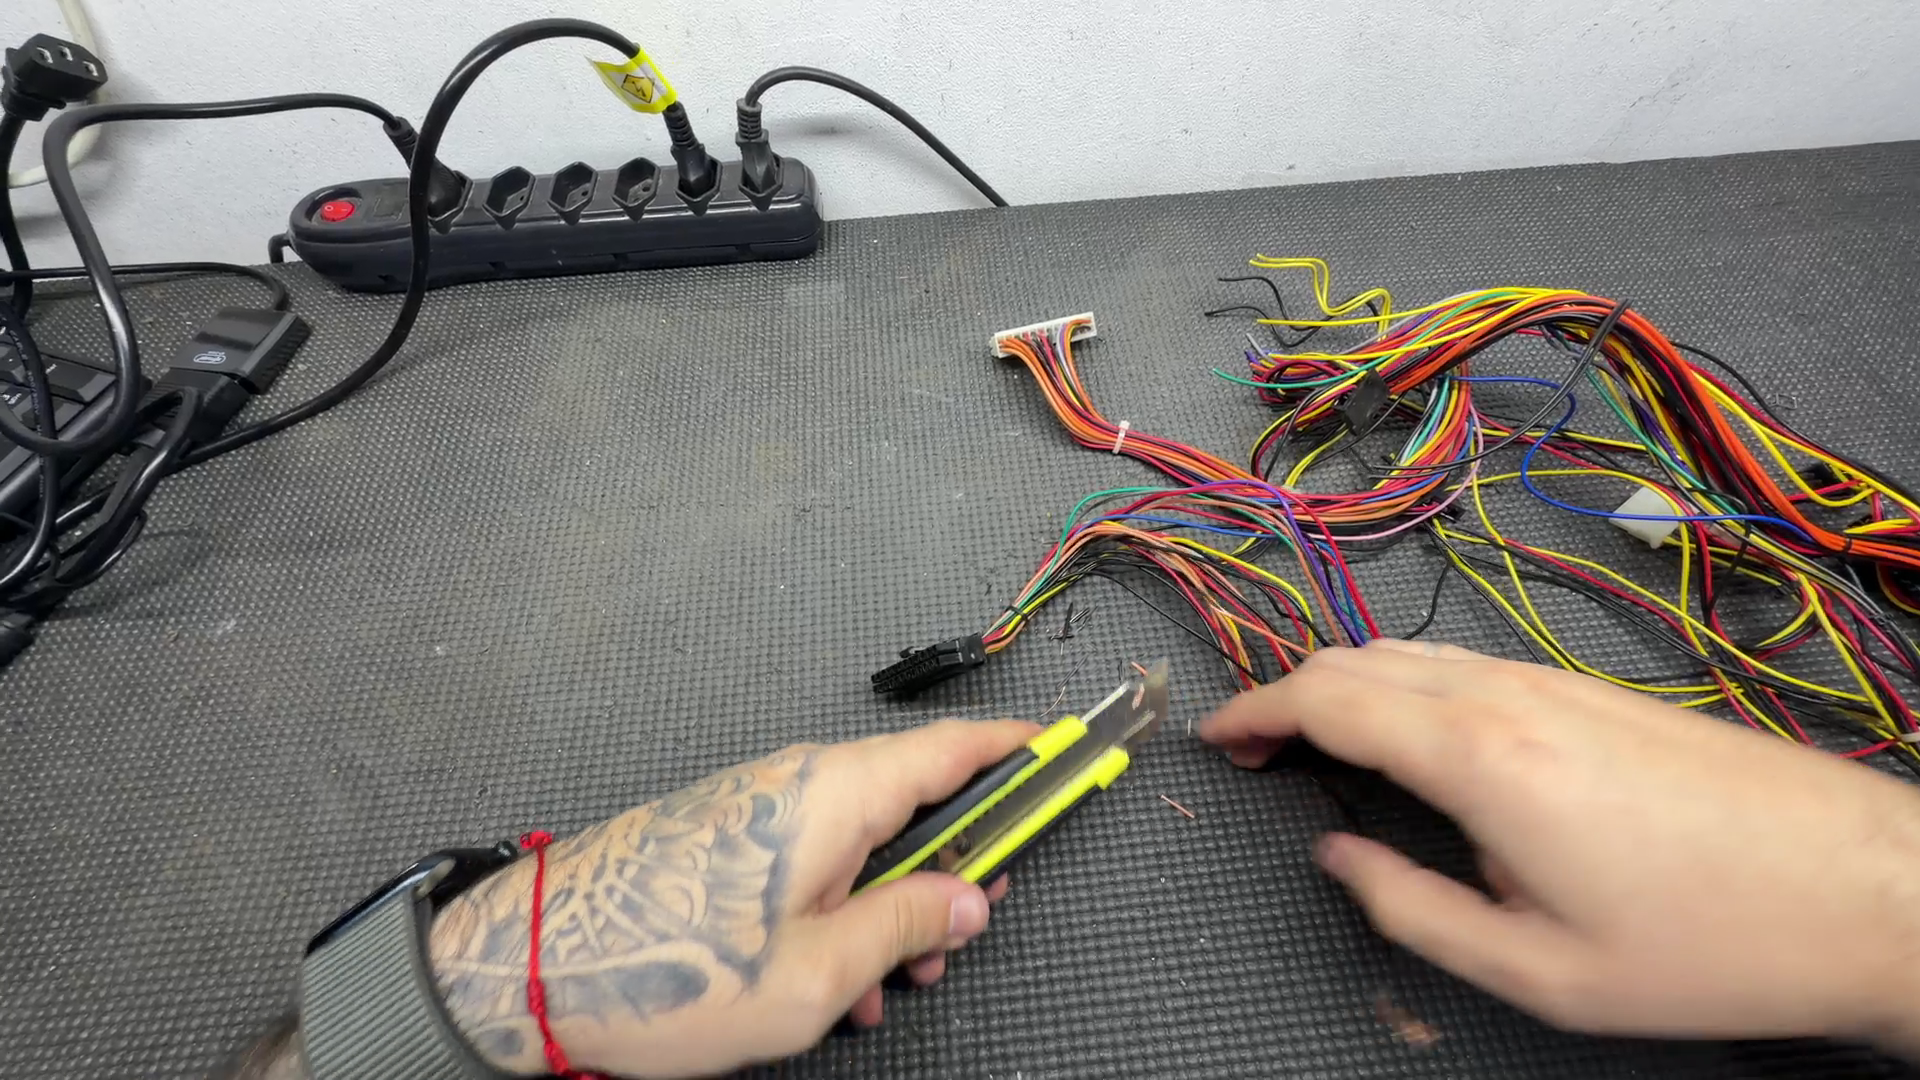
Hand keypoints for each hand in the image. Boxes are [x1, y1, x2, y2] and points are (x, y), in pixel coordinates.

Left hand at [425, 719, 1035, 1077]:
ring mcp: (778, 800)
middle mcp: (814, 778)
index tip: (1058, 747)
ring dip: (896, 899)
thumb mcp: (818, 968)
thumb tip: (969, 901)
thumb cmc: (679, 961)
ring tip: (891, 978)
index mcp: (844, 790)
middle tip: (972, 919)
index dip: (1016, 747)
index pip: (955, 747)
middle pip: (920, 797)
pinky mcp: (750, 826)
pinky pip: (826, 850)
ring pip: (871, 835)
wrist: (542, 957)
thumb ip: (908, 924)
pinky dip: (849, 901)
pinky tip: (833, 974)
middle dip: (955, 861)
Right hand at [1199, 639, 1919, 1052]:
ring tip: (1307, 740)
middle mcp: (1487, 693)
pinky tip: (1390, 728)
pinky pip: (1433, 660)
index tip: (1214, 738)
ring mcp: (1528, 676)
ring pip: (1384, 652)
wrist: (1879, 889)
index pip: (1318, 699)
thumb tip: (1334, 854)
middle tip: (1253, 751)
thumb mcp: (1537, 969)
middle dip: (1276, 697)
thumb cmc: (1702, 943)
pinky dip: (1377, 681)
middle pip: (1341, 663)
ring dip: (1326, 686)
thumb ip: (1407, 909)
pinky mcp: (1561, 680)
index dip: (1249, 711)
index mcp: (1469, 753)